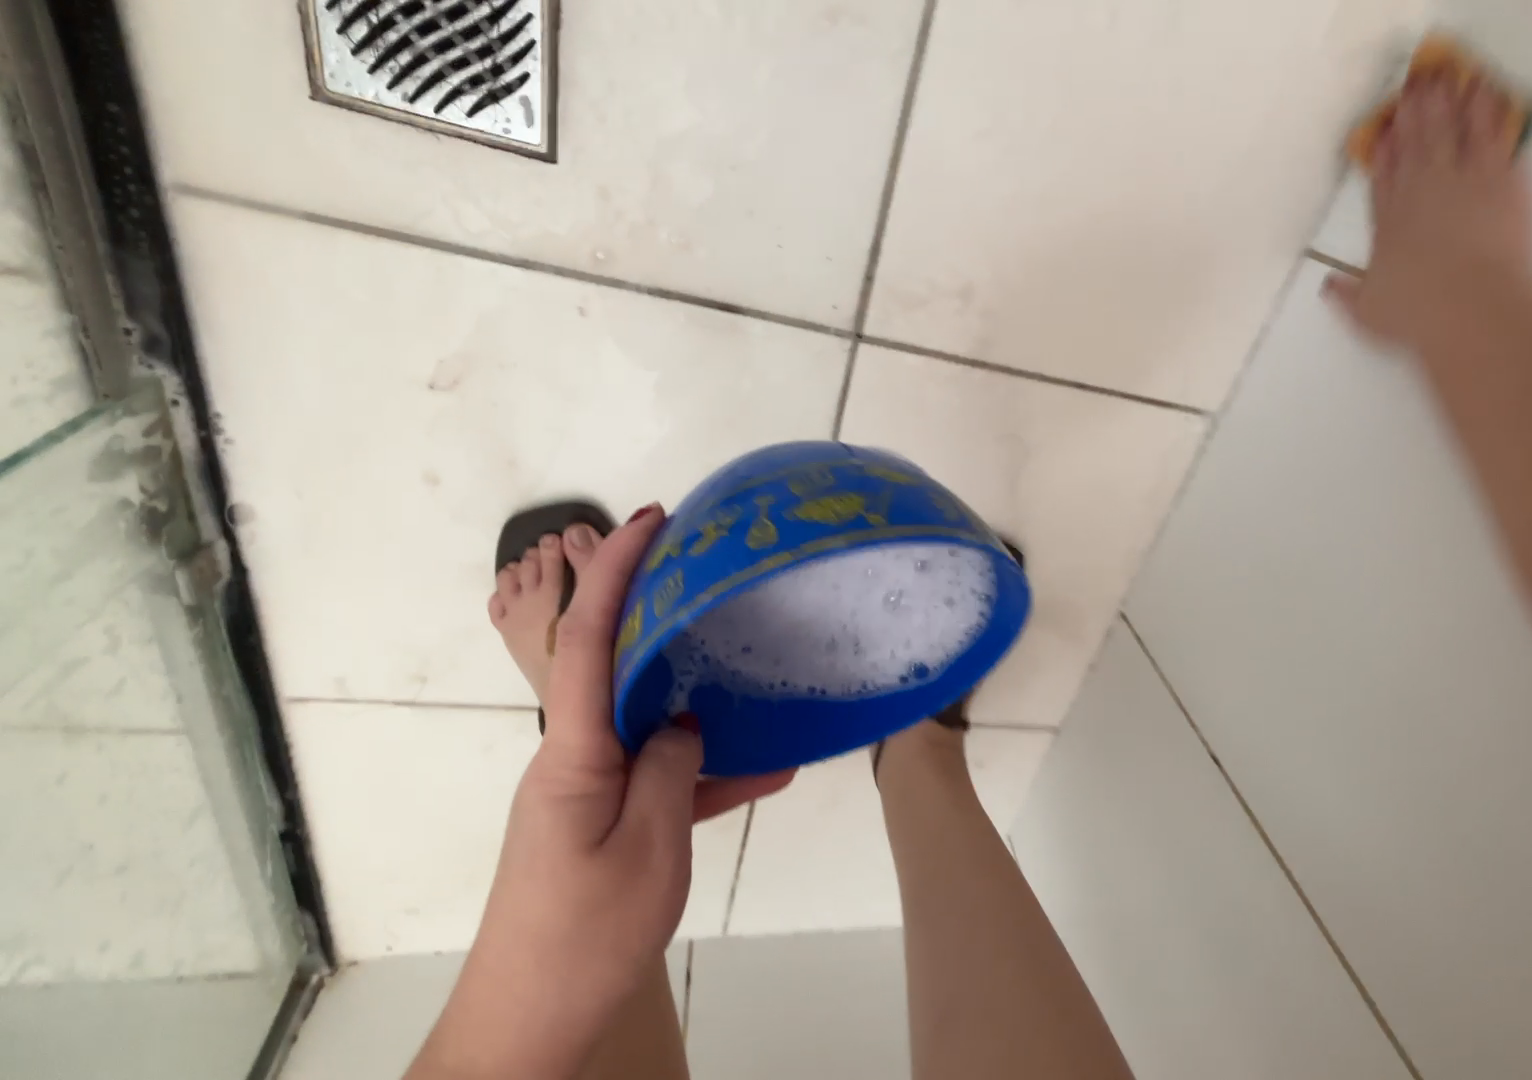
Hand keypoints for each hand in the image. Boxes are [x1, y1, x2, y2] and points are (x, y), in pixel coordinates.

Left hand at [413, 506, 794, 1079]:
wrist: (531, 1019)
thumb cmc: (586, 930)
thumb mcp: (647, 846)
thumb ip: (669, 769)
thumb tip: (684, 722)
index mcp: (575, 751)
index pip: (589, 640)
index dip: (617, 574)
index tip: (650, 523)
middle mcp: (577, 755)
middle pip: (616, 665)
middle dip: (658, 611)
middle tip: (710, 574)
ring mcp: (593, 787)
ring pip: (649, 721)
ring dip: (700, 696)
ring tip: (753, 671)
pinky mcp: (609, 819)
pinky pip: (660, 776)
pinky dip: (707, 770)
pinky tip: (768, 770)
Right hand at [1325, 75, 1531, 348]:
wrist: (1466, 306)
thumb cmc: (1412, 313)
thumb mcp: (1366, 311)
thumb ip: (1346, 295)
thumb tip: (1328, 286)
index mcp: (1387, 224)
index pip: (1383, 182)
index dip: (1384, 156)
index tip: (1384, 135)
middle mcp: (1419, 194)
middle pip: (1415, 147)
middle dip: (1413, 117)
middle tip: (1413, 90)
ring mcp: (1460, 181)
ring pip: (1451, 132)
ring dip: (1448, 105)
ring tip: (1447, 81)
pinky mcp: (1500, 177)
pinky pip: (1493, 134)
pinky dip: (1488, 112)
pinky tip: (1486, 95)